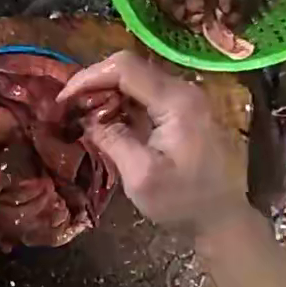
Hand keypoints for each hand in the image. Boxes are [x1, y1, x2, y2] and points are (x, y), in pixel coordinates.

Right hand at [59, 50, 250, 238]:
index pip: (125, 68)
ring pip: (137, 80)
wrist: (222, 218)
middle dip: (95, 83)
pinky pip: (147, 95)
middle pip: (131, 68)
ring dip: (107, 93)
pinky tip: (107, 123)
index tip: (63, 99)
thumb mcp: (141, 176)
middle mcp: (184, 91)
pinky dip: (122, 103)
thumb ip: (112, 141)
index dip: (88, 77)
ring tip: (83, 115)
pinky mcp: (184, 111)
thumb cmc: (183, 201)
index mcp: (176, 101)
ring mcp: (187, 100)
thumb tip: (87, 119)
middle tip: (69, 108)